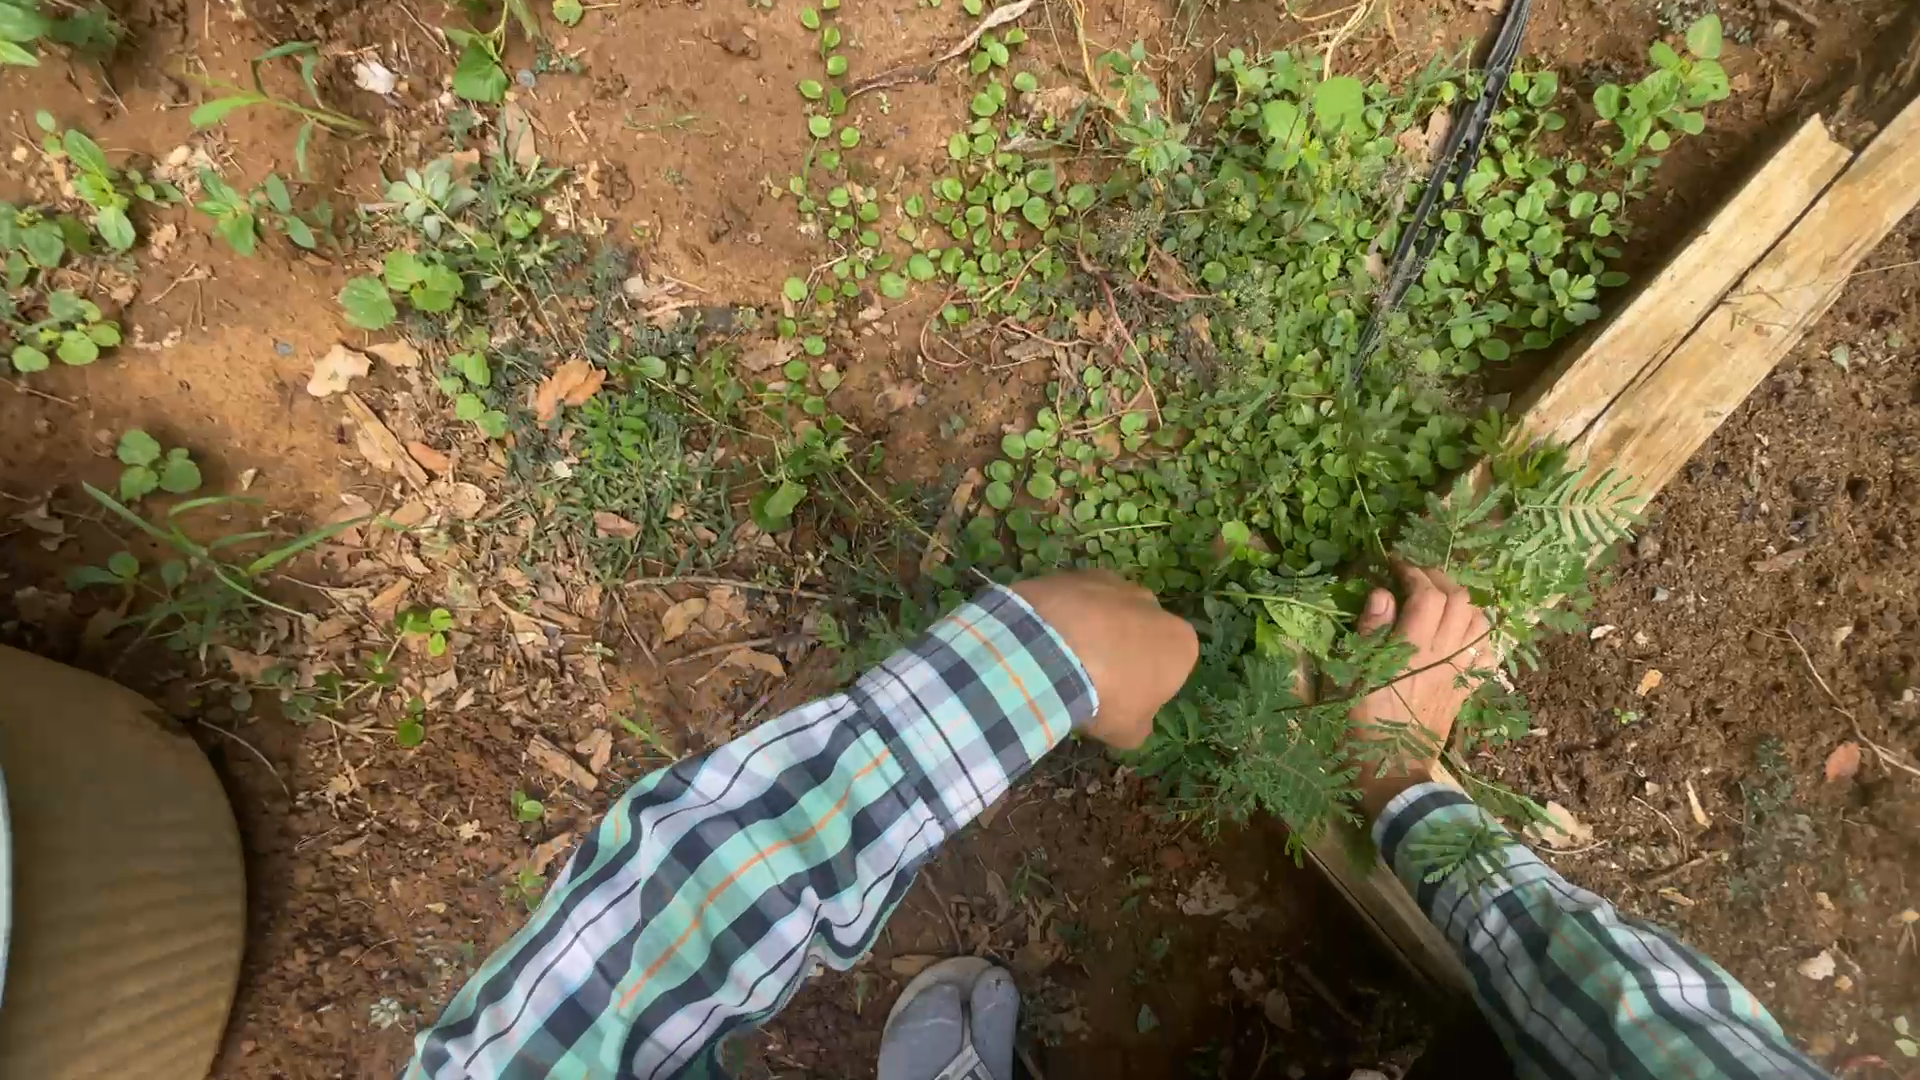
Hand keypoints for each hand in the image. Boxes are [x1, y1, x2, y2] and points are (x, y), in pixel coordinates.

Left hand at [1011, 571, 1197, 750]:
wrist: (1053, 650)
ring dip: (1090, 630)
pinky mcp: (1074, 574)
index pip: (1171, 665)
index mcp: (1180, 642)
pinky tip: (1044, 637)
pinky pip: (1073, 600)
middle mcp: (1153, 605)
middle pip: (1140, 632)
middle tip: (1089, 679)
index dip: (1146, 685)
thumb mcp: (1129, 732)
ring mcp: (1113, 582)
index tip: (1120, 700)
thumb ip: (1139, 725)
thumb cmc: (1105, 697)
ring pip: (1105, 611)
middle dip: (1120, 651)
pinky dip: (1062, 615)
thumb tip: (1135, 722)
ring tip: (1060, 658)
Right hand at [1348, 563, 1490, 817]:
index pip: (1427, 595)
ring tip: (1437, 596)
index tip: (1392, 564)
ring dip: (1462, 600)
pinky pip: (1487, 650)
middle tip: (1414, 575)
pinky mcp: (1466, 689)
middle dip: (1439, 579)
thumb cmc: (1358, 722)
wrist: (1390, 770)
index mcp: (1411, 651)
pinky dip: (1477, 629)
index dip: (1412, 572)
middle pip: (1460, 601)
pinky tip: (1458, 628)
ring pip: (1480, 621)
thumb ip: (1370, 632)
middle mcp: (1444, 658)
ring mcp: (1460, 673)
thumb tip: (1383, 593)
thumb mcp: (1349, 676)